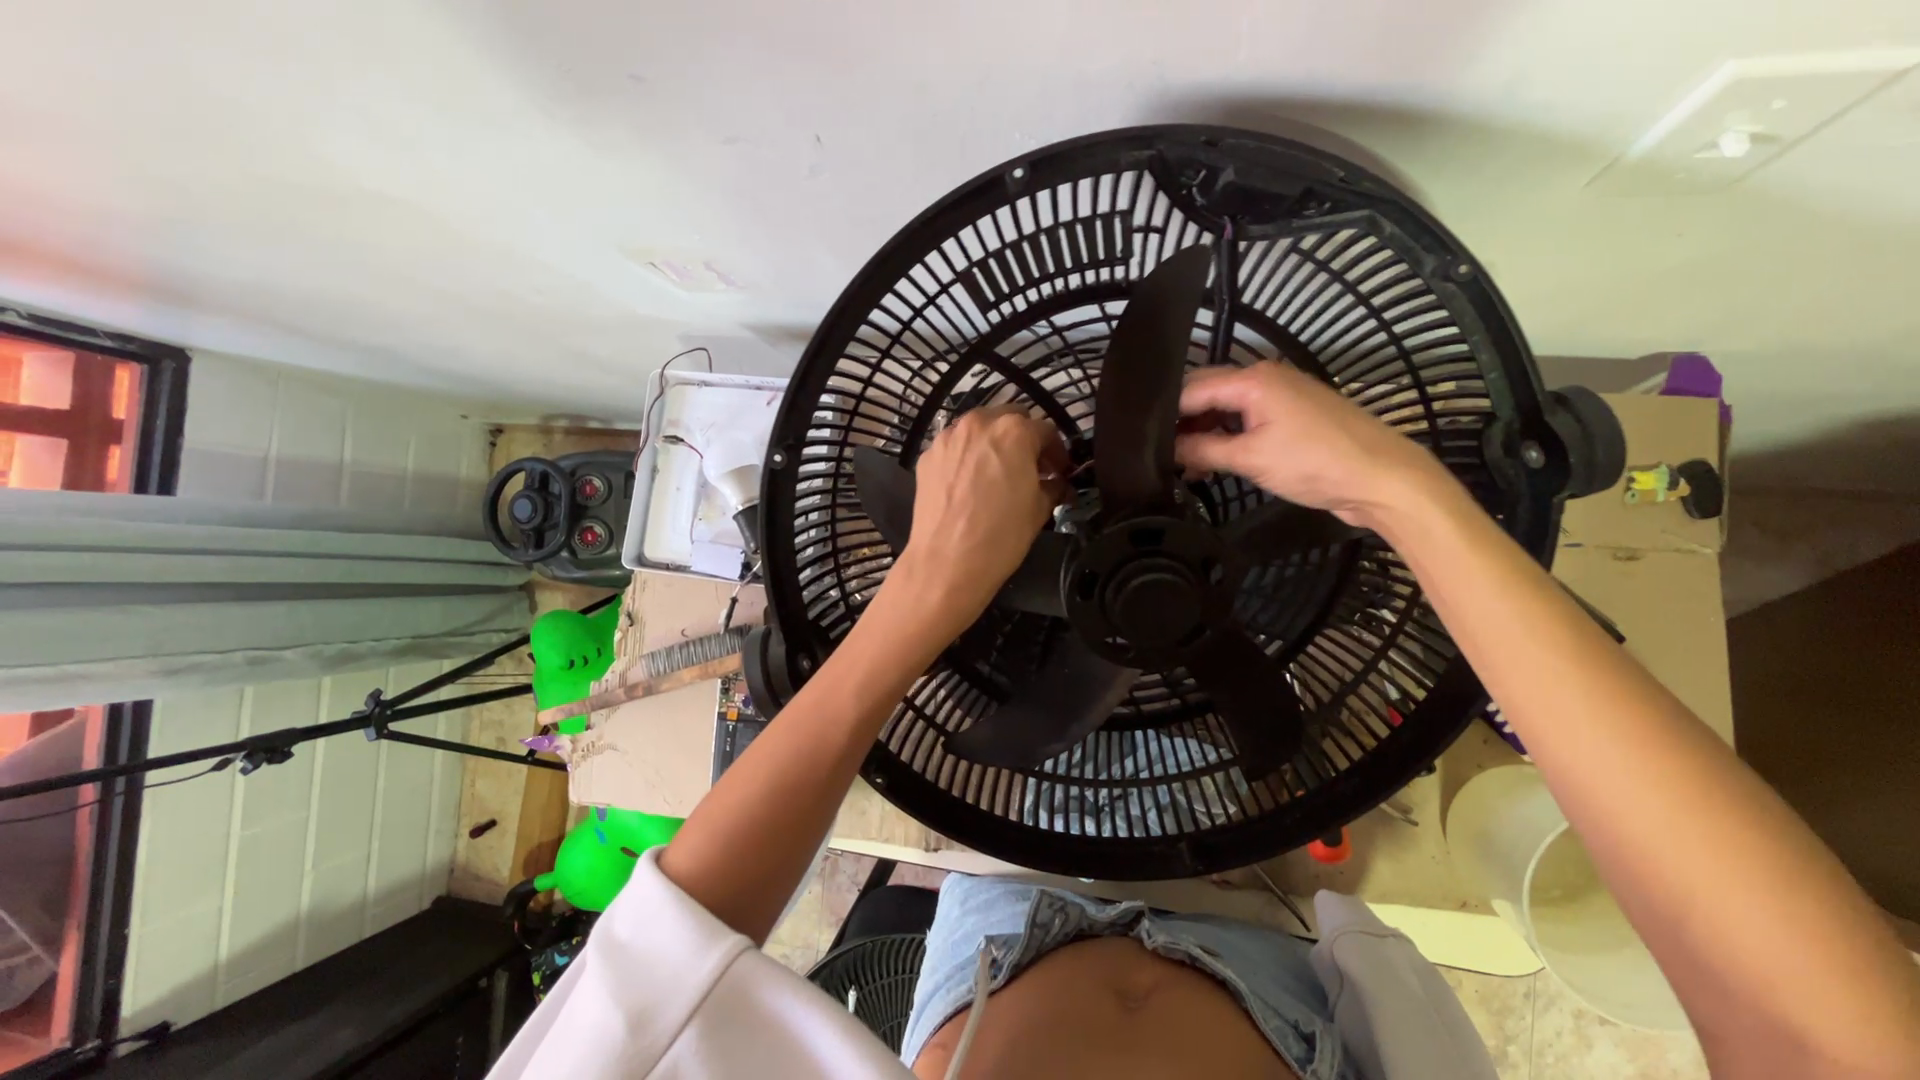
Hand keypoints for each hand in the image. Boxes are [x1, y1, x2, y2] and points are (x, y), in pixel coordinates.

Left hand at [885, 406, 1067, 633]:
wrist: (947, 562)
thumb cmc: (1002, 535)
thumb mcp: (1040, 509)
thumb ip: (1053, 484)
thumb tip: (1055, 480)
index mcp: (1014, 431)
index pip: (1046, 430)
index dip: (1057, 452)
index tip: (1058, 471)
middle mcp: (979, 423)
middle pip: (1010, 419)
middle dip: (1023, 439)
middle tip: (1030, 468)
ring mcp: (948, 437)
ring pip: (979, 428)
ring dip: (993, 442)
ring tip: (998, 472)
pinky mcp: (928, 455)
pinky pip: (955, 446)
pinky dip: (967, 455)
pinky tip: (971, 482)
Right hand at [1174, 361, 1450, 528]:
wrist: (1383, 478)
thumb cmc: (1317, 464)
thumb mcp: (1251, 460)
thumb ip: (1203, 449)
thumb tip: (1166, 449)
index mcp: (1253, 380)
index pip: (1191, 389)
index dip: (1164, 414)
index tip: (1138, 438)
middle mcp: (1265, 377)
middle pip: (1207, 393)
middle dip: (1181, 421)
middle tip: (1154, 452)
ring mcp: (1282, 395)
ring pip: (1226, 408)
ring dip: (1203, 432)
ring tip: (1180, 464)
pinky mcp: (1293, 415)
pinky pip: (1247, 418)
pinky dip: (1227, 436)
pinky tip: (1210, 461)